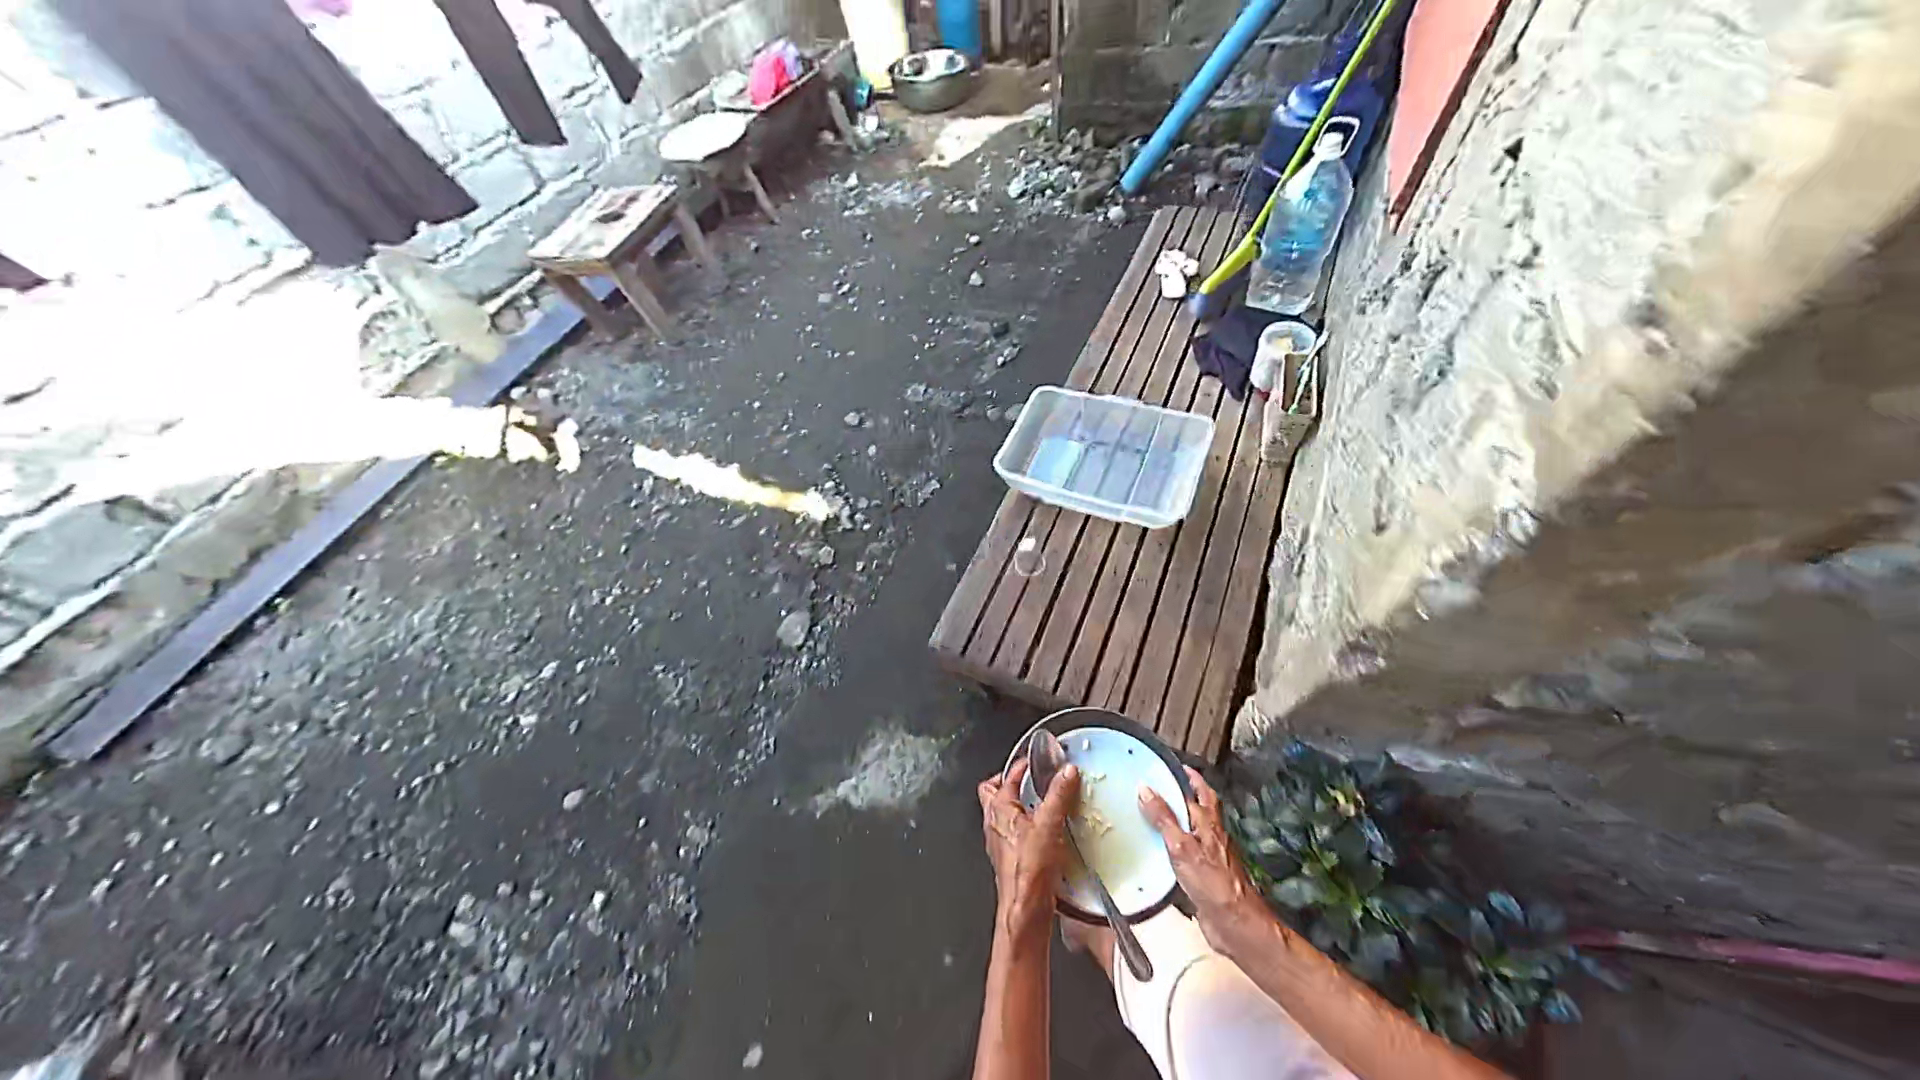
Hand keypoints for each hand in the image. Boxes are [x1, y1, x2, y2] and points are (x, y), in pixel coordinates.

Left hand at [978, 759, 1079, 929]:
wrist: (1024, 908)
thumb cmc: (1026, 871)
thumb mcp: (1048, 824)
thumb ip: (1058, 795)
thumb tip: (1066, 772)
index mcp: (998, 809)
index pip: (1004, 778)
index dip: (1018, 766)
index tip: (1033, 761)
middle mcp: (994, 824)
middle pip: (994, 794)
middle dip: (1008, 783)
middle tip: (1026, 779)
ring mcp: (1000, 842)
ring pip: (1003, 815)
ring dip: (1018, 806)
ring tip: (1037, 802)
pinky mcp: (1010, 859)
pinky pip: (1013, 834)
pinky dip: (1025, 827)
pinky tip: (1042, 833)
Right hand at [1139, 767, 1268, 952]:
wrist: (1235, 924)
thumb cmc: (1213, 883)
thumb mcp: (1181, 846)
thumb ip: (1163, 818)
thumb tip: (1146, 789)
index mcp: (1209, 823)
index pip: (1200, 791)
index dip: (1189, 777)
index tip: (1176, 767)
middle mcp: (1213, 836)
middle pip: (1202, 808)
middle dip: (1188, 795)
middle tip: (1168, 786)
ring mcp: (1212, 856)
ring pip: (1196, 830)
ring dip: (1182, 820)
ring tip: (1161, 814)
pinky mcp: (1206, 876)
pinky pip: (1190, 853)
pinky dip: (1178, 847)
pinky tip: (1165, 852)